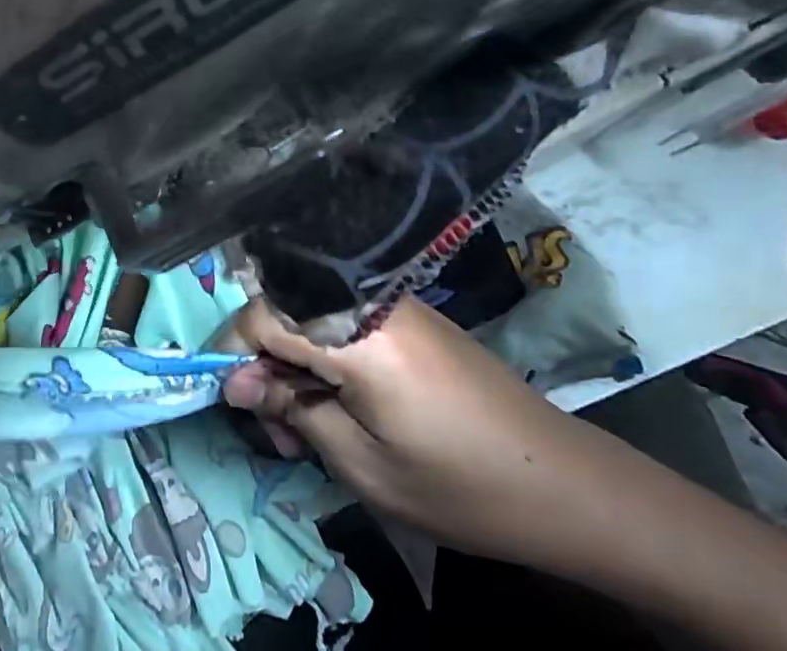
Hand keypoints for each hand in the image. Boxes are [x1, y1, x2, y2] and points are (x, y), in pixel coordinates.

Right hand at [222, 296, 586, 565]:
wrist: (559, 482)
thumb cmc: (456, 484)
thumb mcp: (360, 462)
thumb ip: (292, 408)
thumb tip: (234, 380)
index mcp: (356, 331)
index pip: (264, 314)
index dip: (232, 352)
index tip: (227, 400)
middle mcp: (371, 301)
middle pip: (285, 312)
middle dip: (265, 367)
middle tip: (276, 434)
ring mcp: (394, 307)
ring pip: (313, 320)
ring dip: (295, 369)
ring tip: (305, 433)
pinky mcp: (410, 321)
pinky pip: (345, 327)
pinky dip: (326, 364)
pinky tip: (337, 411)